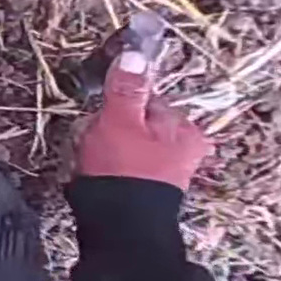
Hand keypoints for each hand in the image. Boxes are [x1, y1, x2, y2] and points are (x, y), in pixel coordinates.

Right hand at [74, 49, 210, 190]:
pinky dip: (106, 160)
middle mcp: (183, 148)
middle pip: (135, 117)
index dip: (117, 101)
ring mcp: (165, 167)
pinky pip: (121, 158)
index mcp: (185, 130)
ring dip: (104, 142)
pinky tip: (97, 168)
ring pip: (124, 137)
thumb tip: (135, 55)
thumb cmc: (124, 171)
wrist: (117, 225)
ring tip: (95, 156)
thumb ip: (127, 88)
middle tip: (99, 138)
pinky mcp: (146, 183)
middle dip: (109, 123)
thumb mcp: (120, 121)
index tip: (103, 113)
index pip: (145, 96)